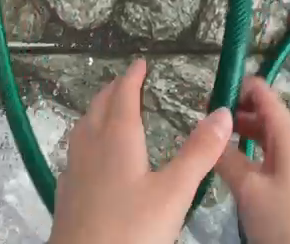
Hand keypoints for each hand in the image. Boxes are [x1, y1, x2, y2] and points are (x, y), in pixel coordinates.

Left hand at [50, 58, 235, 243]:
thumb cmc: (131, 230)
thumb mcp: (174, 193)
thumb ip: (198, 153)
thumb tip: (223, 111)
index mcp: (117, 136)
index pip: (123, 94)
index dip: (133, 76)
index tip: (141, 63)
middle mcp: (91, 144)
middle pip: (100, 105)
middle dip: (115, 90)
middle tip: (128, 83)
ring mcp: (74, 168)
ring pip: (84, 126)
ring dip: (98, 111)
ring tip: (110, 111)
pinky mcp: (66, 192)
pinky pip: (76, 151)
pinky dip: (87, 138)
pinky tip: (93, 158)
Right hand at [215, 76, 289, 243]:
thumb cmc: (282, 220)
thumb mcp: (249, 188)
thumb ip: (226, 157)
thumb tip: (207, 134)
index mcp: (285, 135)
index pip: (262, 92)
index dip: (237, 87)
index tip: (209, 97)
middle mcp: (289, 143)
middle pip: (260, 111)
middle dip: (233, 109)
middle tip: (202, 119)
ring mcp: (288, 164)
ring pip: (260, 134)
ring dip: (237, 131)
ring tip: (209, 139)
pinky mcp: (284, 183)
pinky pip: (261, 154)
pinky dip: (243, 150)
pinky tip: (225, 161)